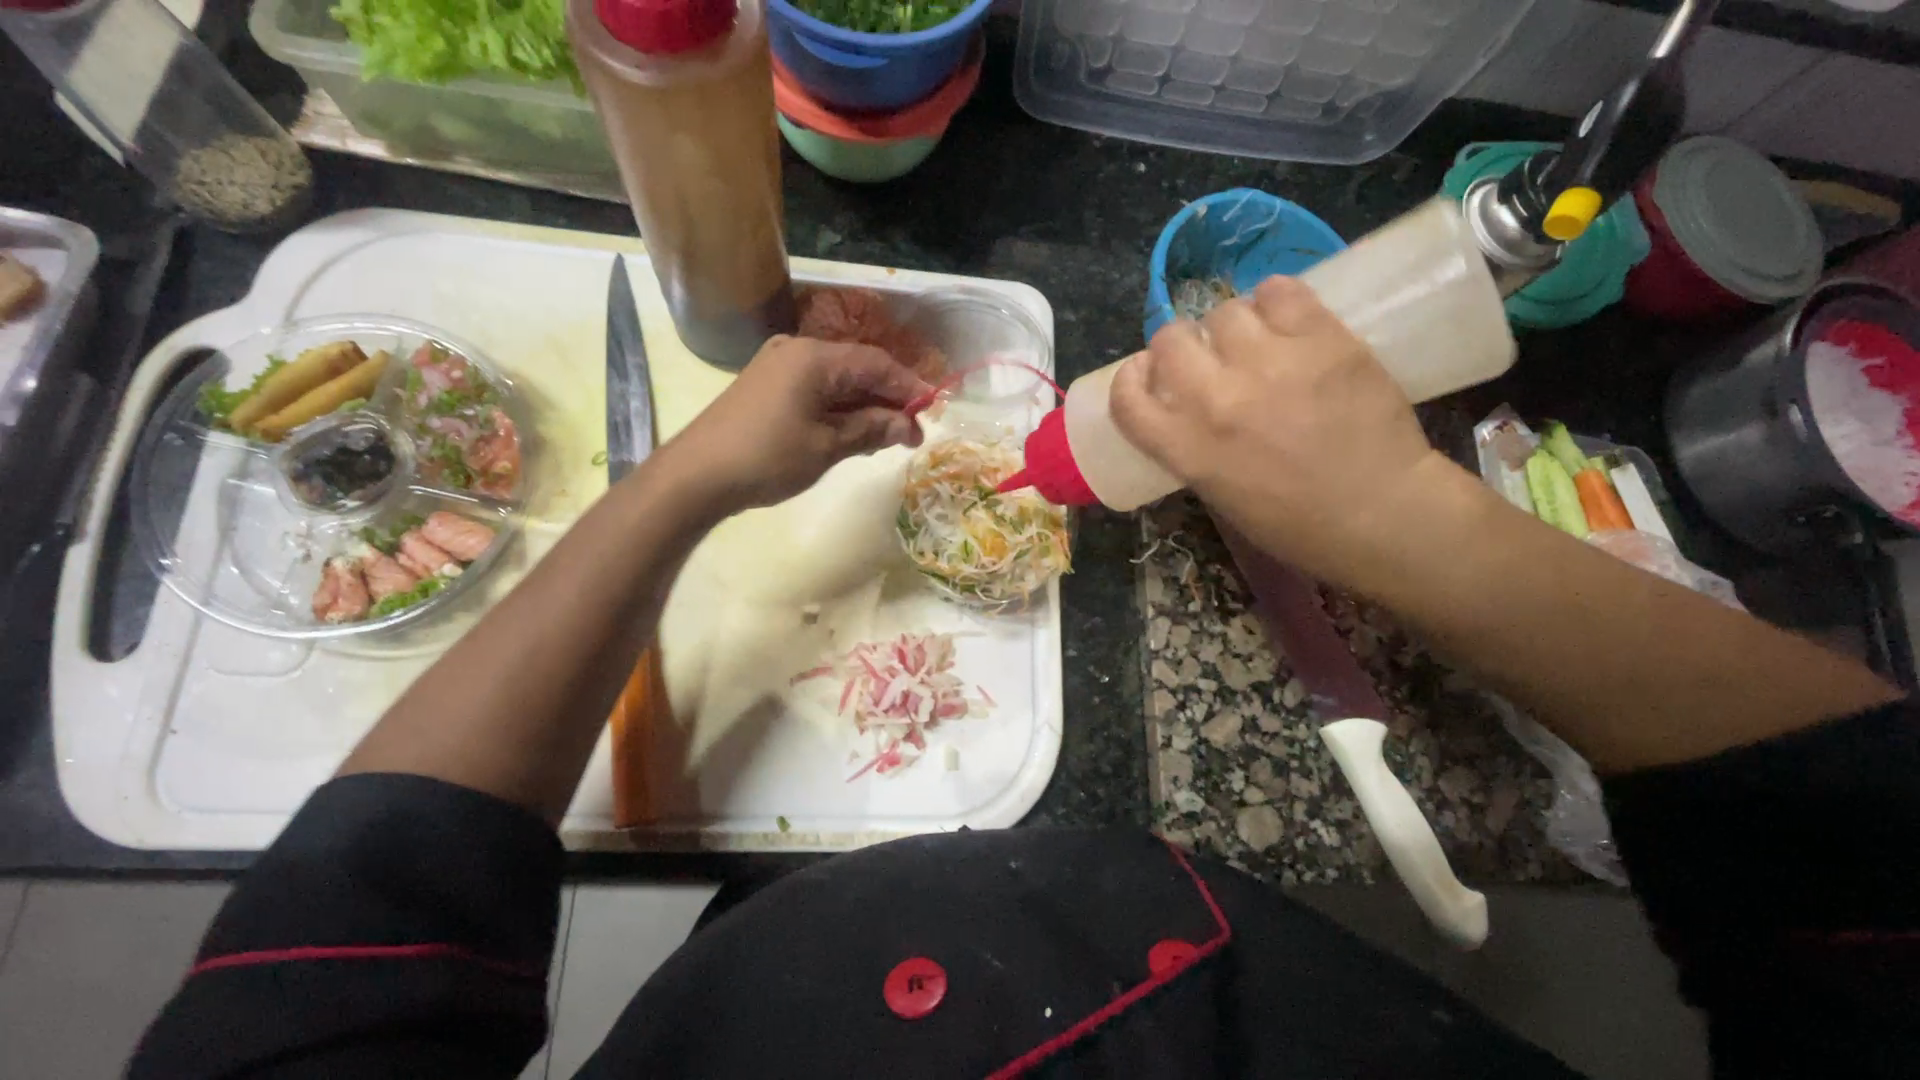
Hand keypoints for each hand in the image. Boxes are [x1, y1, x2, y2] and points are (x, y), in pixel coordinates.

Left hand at [660, 335, 931, 512]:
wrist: (697, 475)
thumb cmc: (767, 458)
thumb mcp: (827, 446)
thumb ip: (871, 429)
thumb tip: (908, 426)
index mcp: (814, 357)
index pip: (877, 364)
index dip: (909, 388)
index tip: (932, 415)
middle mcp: (796, 351)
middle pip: (857, 368)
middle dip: (887, 400)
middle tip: (911, 434)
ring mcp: (777, 367)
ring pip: (836, 381)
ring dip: (863, 406)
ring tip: (886, 438)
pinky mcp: (766, 386)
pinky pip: (815, 390)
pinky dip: (838, 409)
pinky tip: (852, 433)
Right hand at [1110, 276, 1458, 586]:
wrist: (1381, 514)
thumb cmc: (1298, 524)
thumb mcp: (1221, 494)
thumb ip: (1193, 447)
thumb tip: (1190, 406)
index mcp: (1187, 449)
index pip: (1127, 397)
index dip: (1132, 378)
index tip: (1149, 375)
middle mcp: (1216, 401)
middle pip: (1170, 340)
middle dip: (1182, 346)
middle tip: (1209, 358)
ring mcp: (1268, 365)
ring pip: (1224, 312)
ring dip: (1232, 326)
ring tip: (1257, 342)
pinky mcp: (1320, 340)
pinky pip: (1279, 291)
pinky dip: (1275, 300)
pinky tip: (1284, 318)